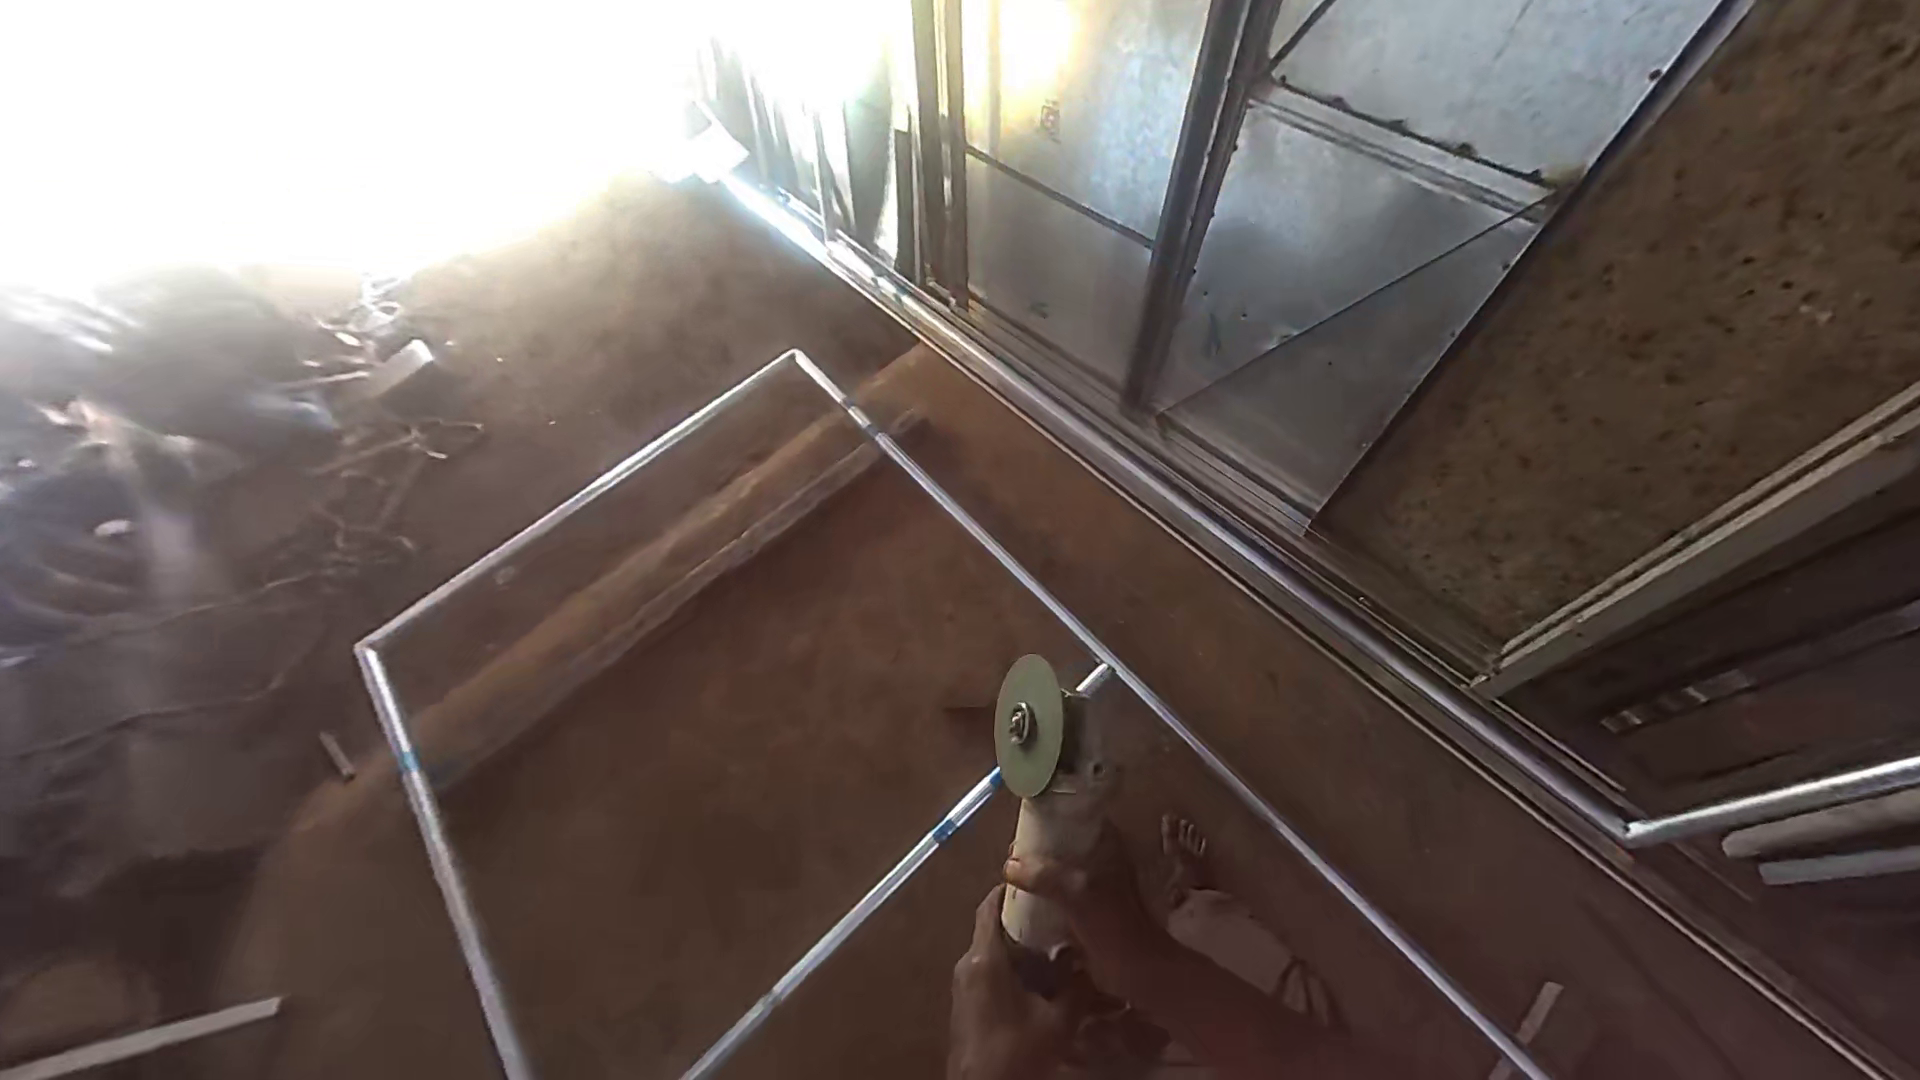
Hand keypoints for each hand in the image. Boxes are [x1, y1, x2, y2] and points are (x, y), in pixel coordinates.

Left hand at [949, 885, 1081, 1079]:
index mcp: (984, 957)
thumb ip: (1076, 992)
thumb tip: (1092, 967)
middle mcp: (967, 963)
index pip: (989, 906)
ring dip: (1014, 948)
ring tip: (1048, 950)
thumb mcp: (1054, 1024)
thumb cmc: (1014, 1054)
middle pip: (990, 928)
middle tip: (1050, 918)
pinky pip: (984, 972)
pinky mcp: (963, 1005)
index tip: (1031, 883)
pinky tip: (1032, 982)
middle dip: (1019, 921)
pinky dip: (1006, 968)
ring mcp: (961, 985)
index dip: (1008, 890)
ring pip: (988, 952)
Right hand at [1003, 824, 1170, 998]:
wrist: (1136, 972)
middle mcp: (1102, 859)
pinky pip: (1059, 892)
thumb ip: (1044, 876)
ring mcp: (1095, 884)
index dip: (1054, 814)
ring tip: (1014, 872)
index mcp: (1107, 845)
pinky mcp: (1088, 909)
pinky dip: (1043, 892)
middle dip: (1040, 844)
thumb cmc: (1113, 926)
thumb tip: (1009, 865)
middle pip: (1066, 841)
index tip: (1027, 818)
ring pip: (1061, 867)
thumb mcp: (1077, 893)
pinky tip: (1024, 897)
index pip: (1079, 815)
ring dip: (1040, 869)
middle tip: (1013, 850)